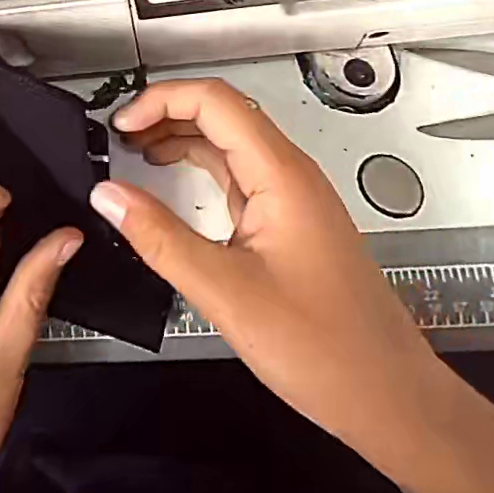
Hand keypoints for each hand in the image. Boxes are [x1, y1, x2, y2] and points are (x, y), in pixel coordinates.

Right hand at [89, 79, 439, 460]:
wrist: (384, 392)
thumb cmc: (323, 347)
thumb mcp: (226, 292)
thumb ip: (160, 239)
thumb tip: (109, 196)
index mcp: (281, 174)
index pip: (216, 101)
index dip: (163, 100)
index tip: (123, 124)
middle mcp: (289, 173)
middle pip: (223, 113)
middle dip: (167, 113)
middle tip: (120, 136)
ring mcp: (290, 195)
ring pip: (229, 142)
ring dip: (181, 138)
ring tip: (135, 152)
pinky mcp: (286, 219)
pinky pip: (238, 174)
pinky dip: (199, 167)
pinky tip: (172, 181)